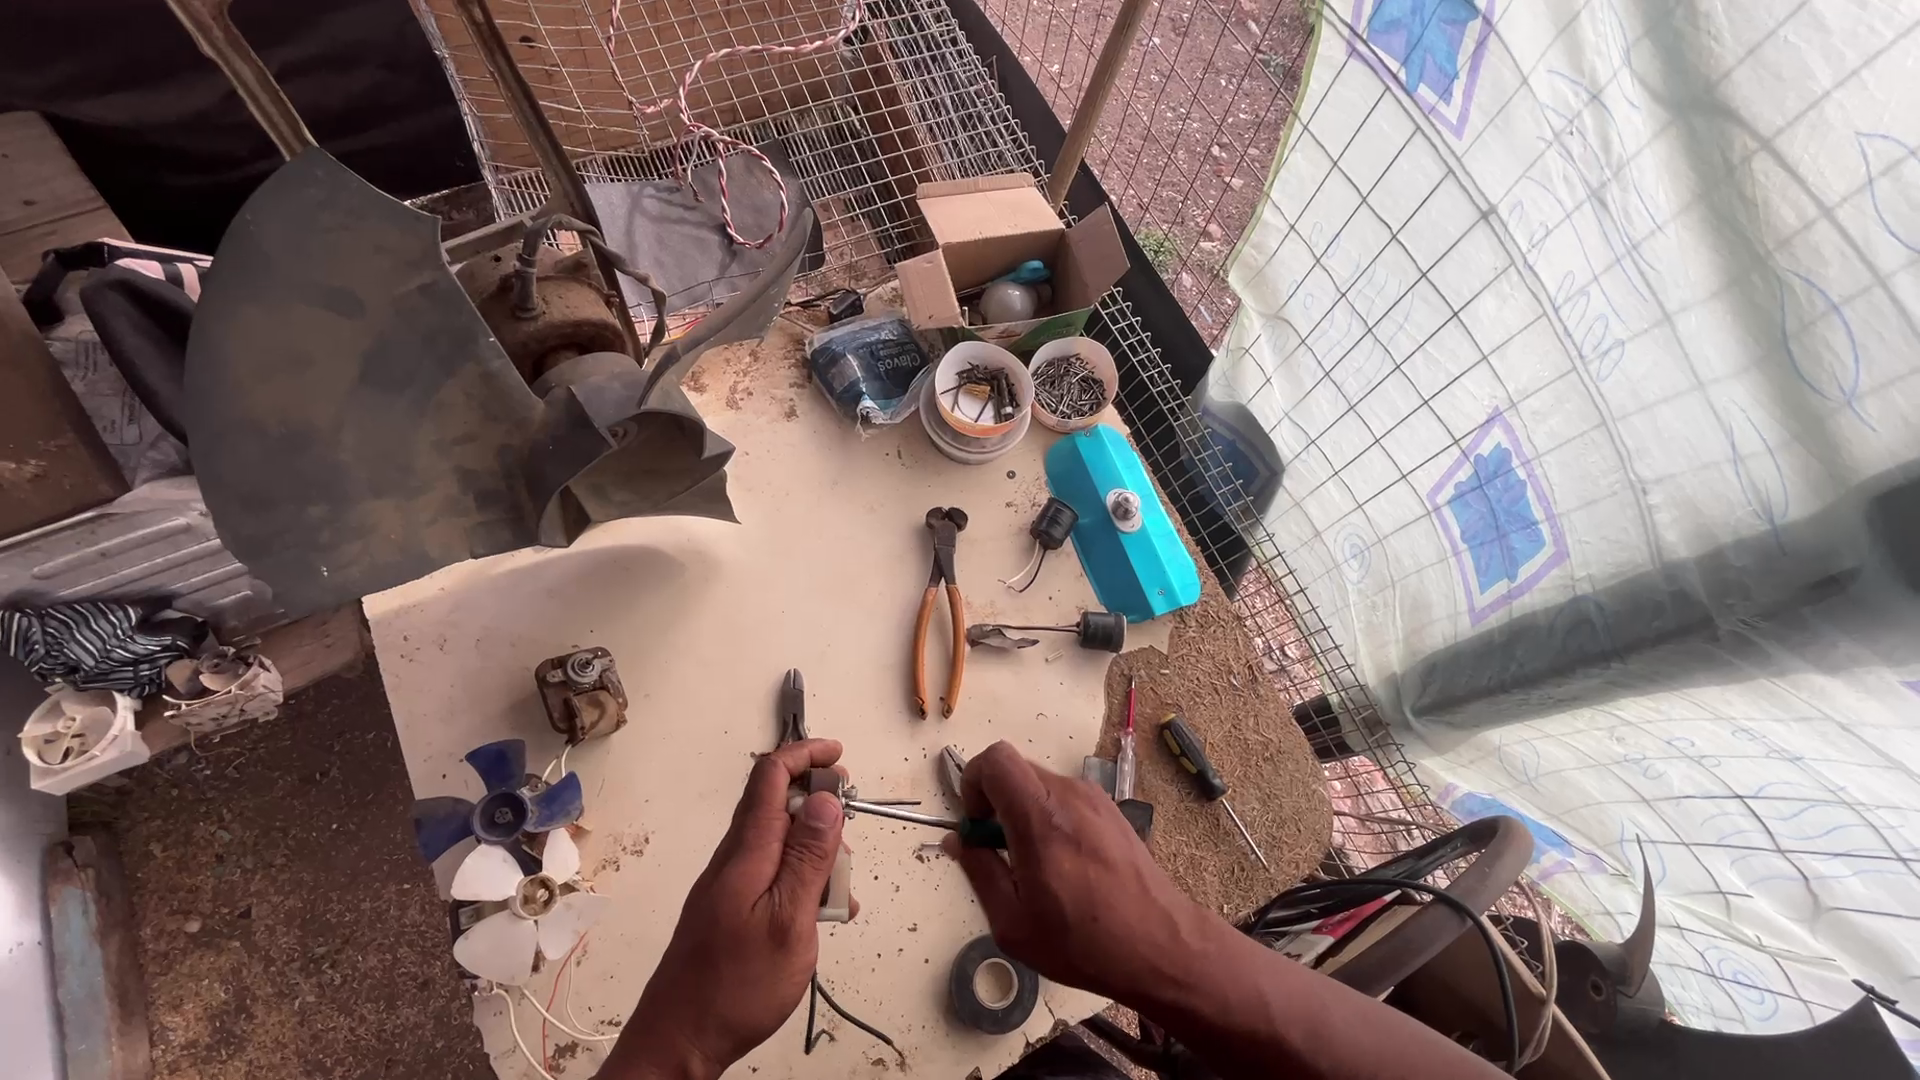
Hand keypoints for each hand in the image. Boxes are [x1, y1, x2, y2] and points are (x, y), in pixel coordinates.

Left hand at [607, 739, 853, 1079]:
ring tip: (841, 895)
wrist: (677, 1045)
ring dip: (816, 853)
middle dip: (820, 809)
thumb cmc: (738, 985)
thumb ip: (809, 857)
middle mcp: (735, 856)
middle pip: (778, 804)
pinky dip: (803, 882)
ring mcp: (730, 882)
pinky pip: (773, 874)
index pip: (771, 774)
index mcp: (748, 850)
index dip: (806, 754)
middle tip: (849, 843)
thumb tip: (826, 796)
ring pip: (780, 842)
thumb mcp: (789, 921)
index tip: (840, 757)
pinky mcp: (730, 907)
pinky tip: (821, 916)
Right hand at [941, 740, 1218, 1004]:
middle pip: (1015, 769)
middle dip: (995, 800)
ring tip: (1035, 863)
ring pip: (1040, 782)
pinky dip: (1050, 815)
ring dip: (1023, 810)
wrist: (1161, 945)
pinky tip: (1065, 861)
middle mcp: (1068, 795)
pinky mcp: (1111, 808)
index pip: (994, 760)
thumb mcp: (1013, 924)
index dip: (973, 783)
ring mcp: (1094, 798)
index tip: (977, 824)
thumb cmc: (1083, 942)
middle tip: (1000, 849)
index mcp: (1040, 818)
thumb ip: (979, 872)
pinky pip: (1065, 796)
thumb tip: (958, 839)